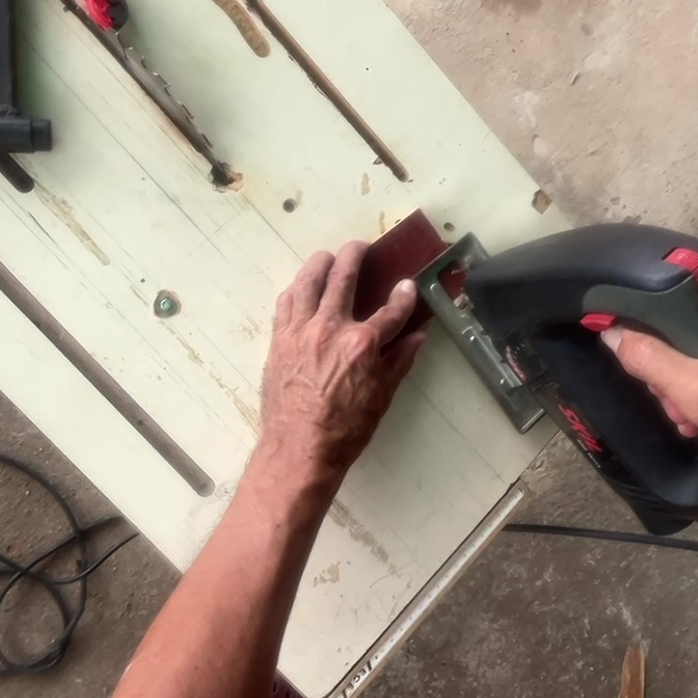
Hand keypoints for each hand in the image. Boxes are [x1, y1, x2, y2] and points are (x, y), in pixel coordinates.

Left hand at [258, 241, 426, 475]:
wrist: (298, 450)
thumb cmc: (344, 430)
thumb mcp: (382, 398)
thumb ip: (399, 361)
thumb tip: (418, 336)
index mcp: (361, 345)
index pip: (391, 311)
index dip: (403, 296)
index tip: (408, 285)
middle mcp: (329, 329)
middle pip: (343, 278)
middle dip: (354, 256)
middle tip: (360, 247)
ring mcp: (300, 332)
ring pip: (307, 283)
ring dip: (319, 264)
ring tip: (327, 257)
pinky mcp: (279, 340)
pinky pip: (285, 304)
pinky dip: (295, 290)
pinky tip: (301, 288)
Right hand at [599, 269, 697, 479]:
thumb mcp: (695, 389)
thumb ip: (647, 359)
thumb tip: (612, 333)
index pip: (682, 286)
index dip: (651, 318)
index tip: (637, 348)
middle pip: (697, 319)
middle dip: (675, 362)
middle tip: (667, 397)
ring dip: (694, 378)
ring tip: (688, 415)